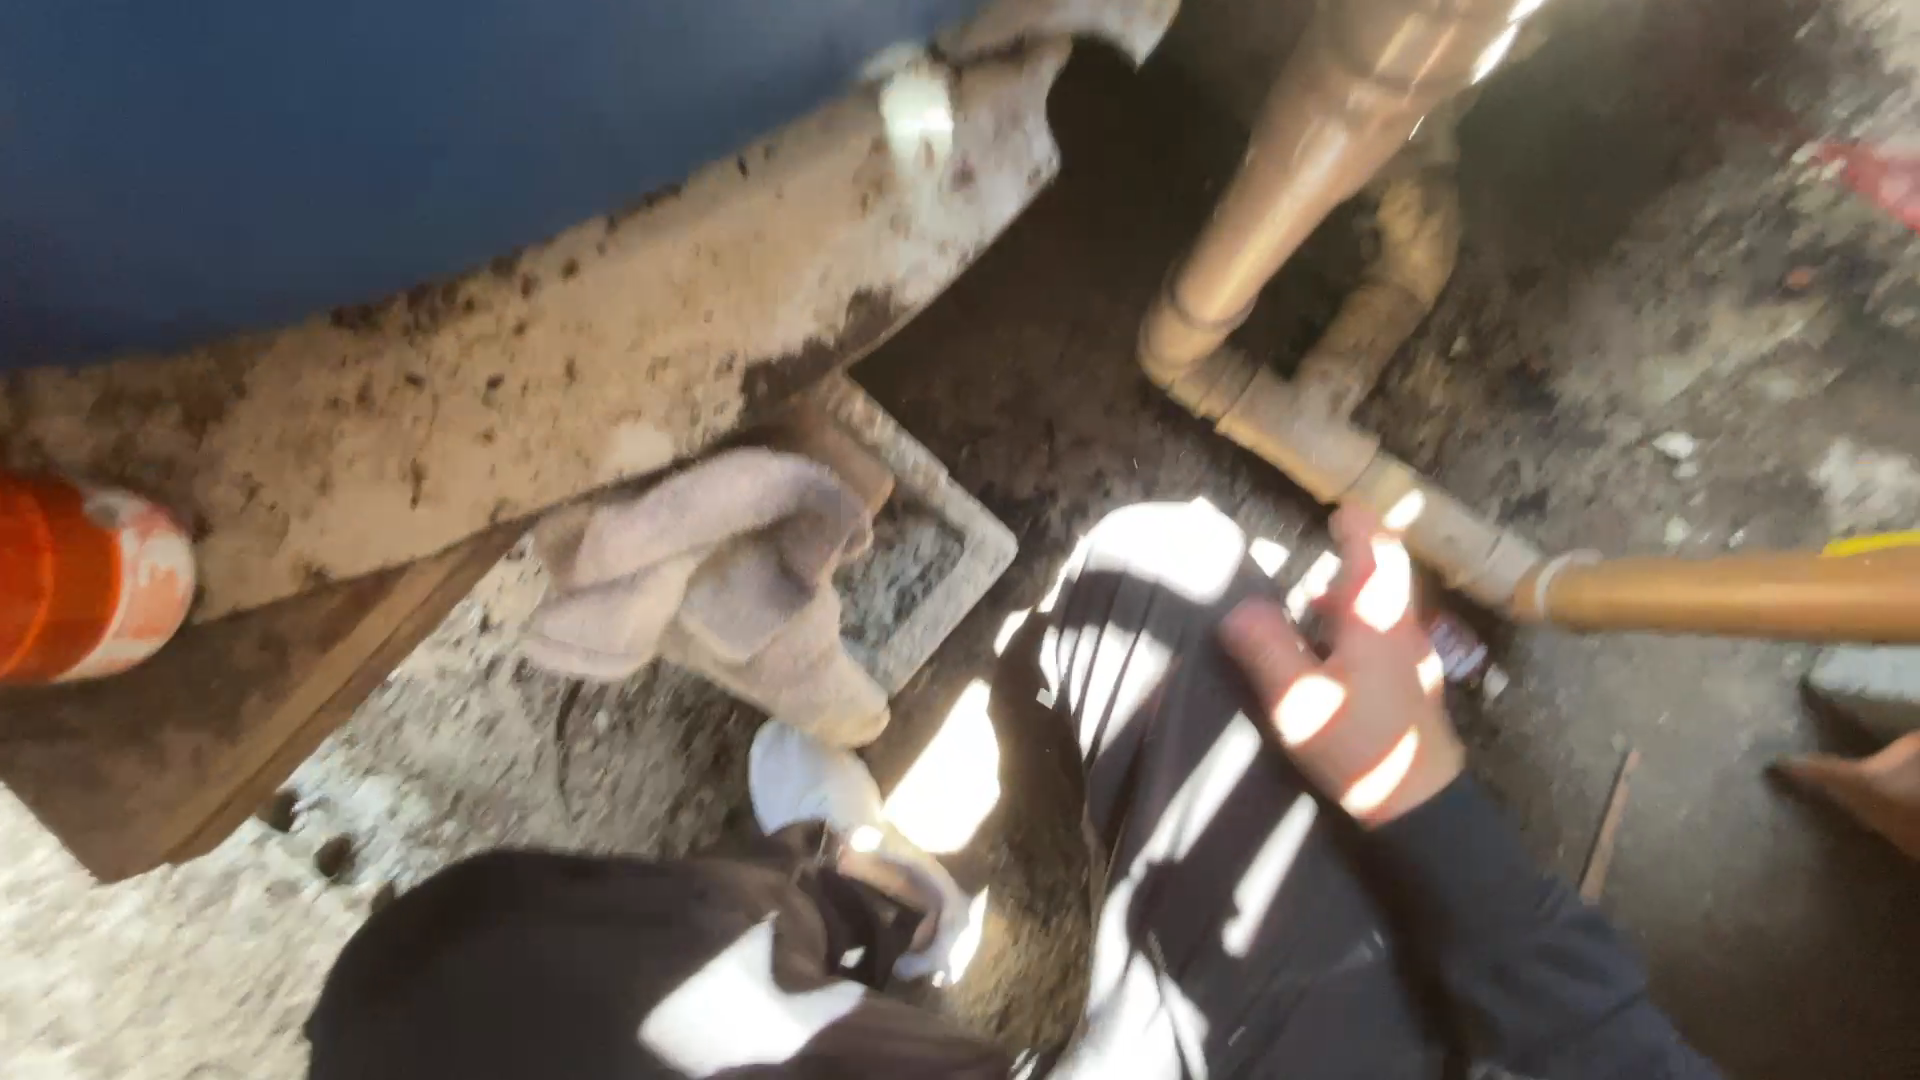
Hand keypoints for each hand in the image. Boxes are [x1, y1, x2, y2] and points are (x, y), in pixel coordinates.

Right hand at [1219, 505, 1464, 824]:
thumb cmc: (1357, 745)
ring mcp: (1411, 661)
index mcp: (1377, 622)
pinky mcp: (1410, 688)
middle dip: (1356, 555)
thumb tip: (1238, 607)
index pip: (1376, 555)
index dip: (1359, 527)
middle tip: (1326, 541)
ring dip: (1354, 592)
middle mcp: (1401, 632)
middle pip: (1385, 578)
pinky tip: (1329, 647)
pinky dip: (1356, 622)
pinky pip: (1382, 635)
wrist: (1419, 809)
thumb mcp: (1296, 697)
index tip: (1340, 509)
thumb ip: (1265, 646)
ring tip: (1314, 594)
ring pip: (1384, 609)